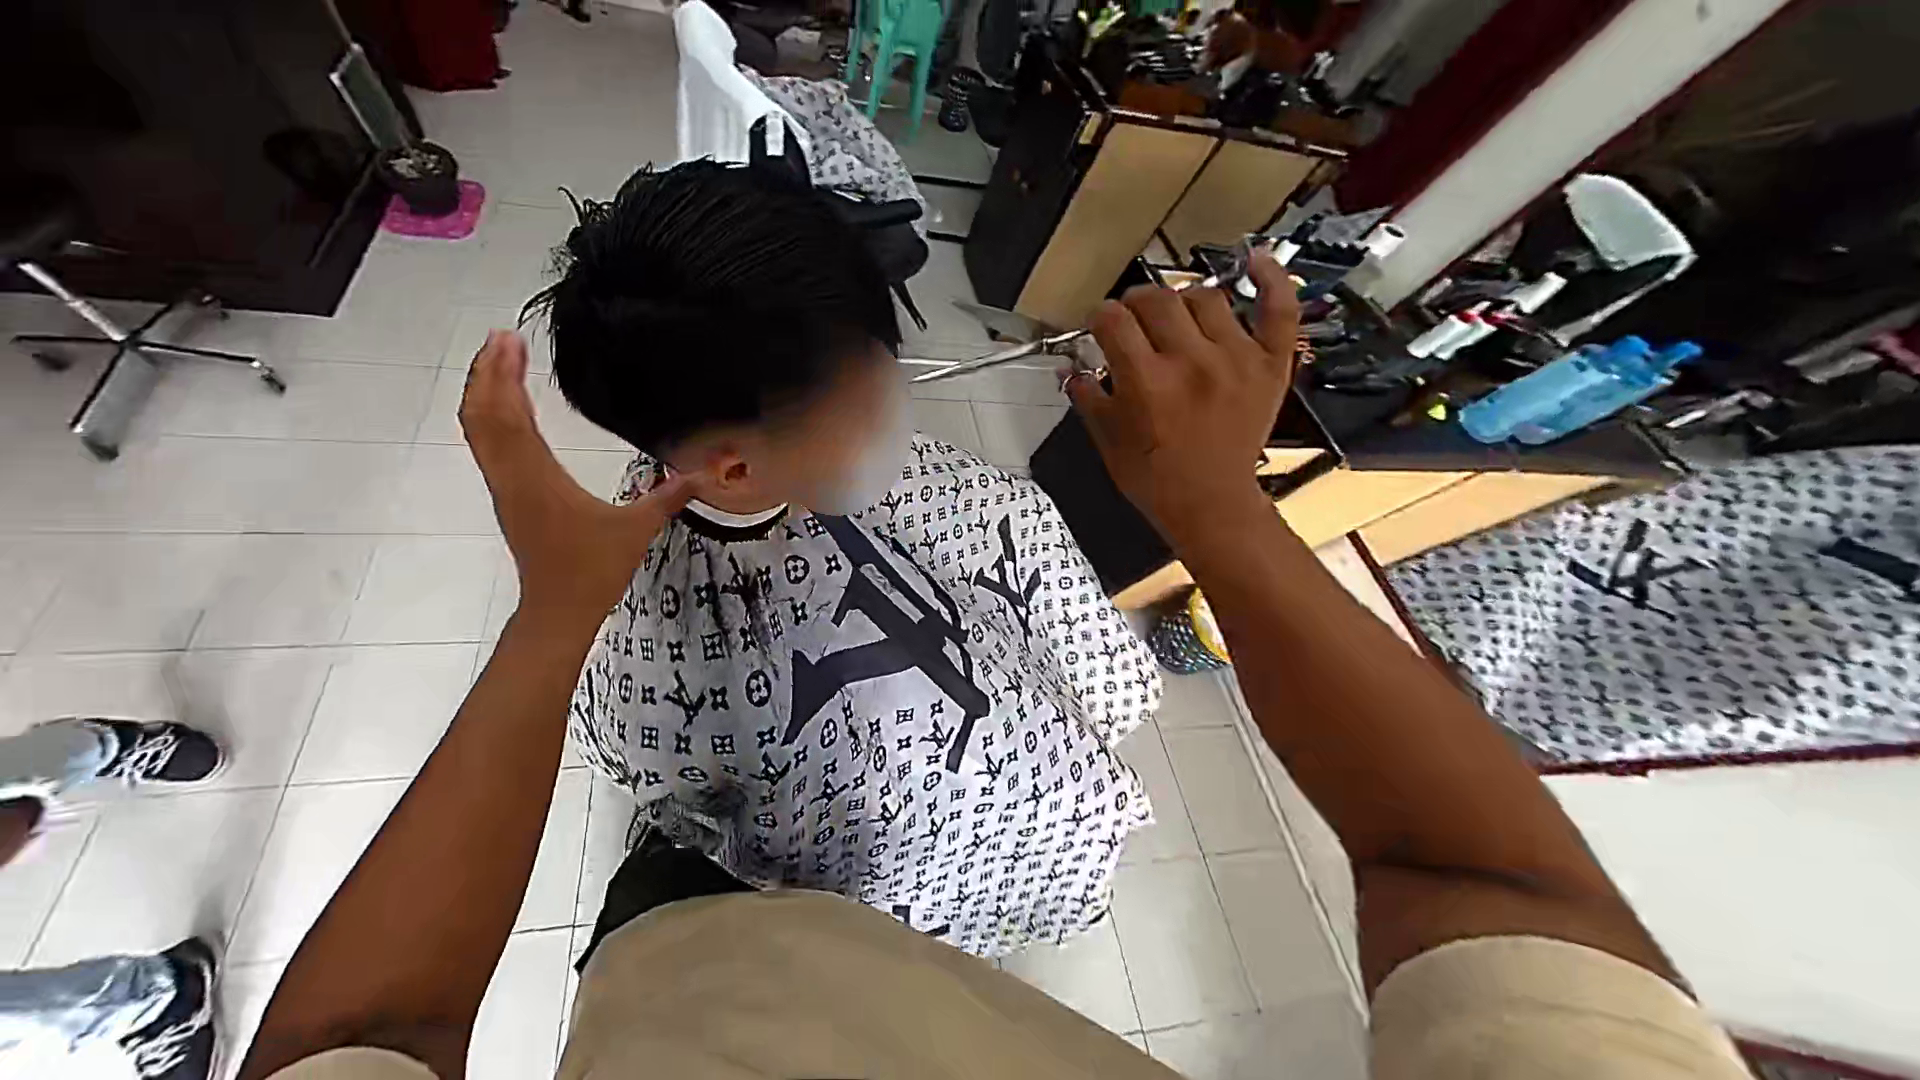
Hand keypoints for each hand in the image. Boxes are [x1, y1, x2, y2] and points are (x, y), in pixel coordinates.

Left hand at [460, 331, 695, 625]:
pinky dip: (489, 416)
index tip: (510, 340)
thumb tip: (704, 471)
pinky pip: (488, 445)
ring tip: (497, 359)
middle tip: (502, 336)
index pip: (510, 416)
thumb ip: (668, 495)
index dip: (504, 375)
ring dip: (483, 391)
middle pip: (483, 414)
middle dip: (488, 371)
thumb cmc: (594, 568)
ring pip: (479, 429)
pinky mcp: (508, 494)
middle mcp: (512, 475)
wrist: (558, 607)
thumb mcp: (638, 529)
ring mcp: (506, 485)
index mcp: (539, 478)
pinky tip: (505, 406)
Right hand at [1065, 252, 1299, 547]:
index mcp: (1147, 382)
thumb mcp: (1107, 441)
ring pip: (1204, 297)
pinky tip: (1252, 261)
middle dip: (1134, 304)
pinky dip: (1270, 279)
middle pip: (1156, 300)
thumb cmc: (1156, 478)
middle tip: (1132, 321)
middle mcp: (1191, 362)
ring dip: (1180, 301)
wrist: (1210, 504)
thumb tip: (1071, 369)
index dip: (1100, 317)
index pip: (1114, 319)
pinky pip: (1277, 309)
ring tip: (1173, 318)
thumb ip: (1087, 397)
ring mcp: (1236, 359)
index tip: (1101, 326)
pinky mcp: (1269, 365)